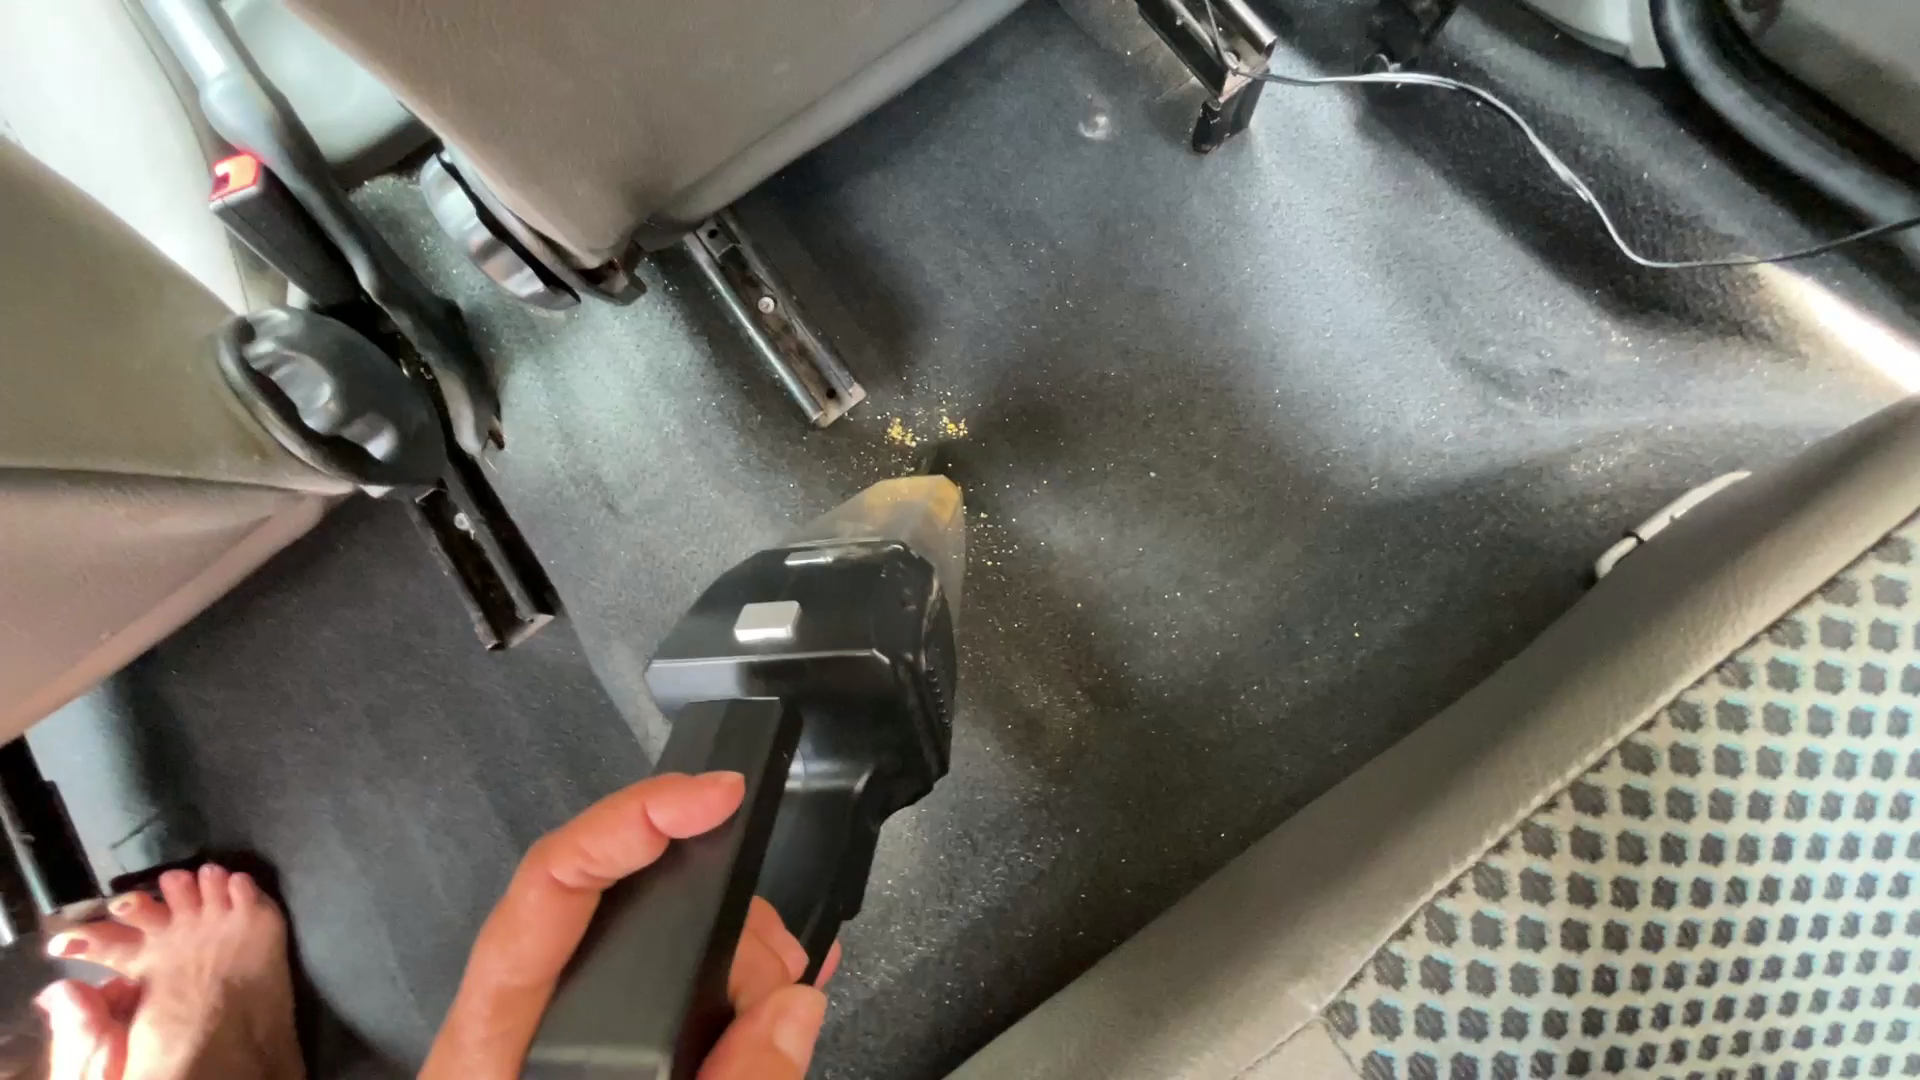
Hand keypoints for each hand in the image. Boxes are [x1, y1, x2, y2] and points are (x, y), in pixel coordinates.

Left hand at [420, 772, 839, 1079]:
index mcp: (493, 1053)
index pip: (549, 888)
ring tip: (790, 1001)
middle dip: (726, 913)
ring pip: (672, 935)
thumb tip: (796, 1005)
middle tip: (784, 964)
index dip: (631, 821)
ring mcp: (574, 1029)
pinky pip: (693, 977)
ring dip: (746, 950)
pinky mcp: (623, 1041)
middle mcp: (528, 1023)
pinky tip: (791, 979)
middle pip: (630, 905)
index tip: (718, 799)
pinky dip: (750, 969)